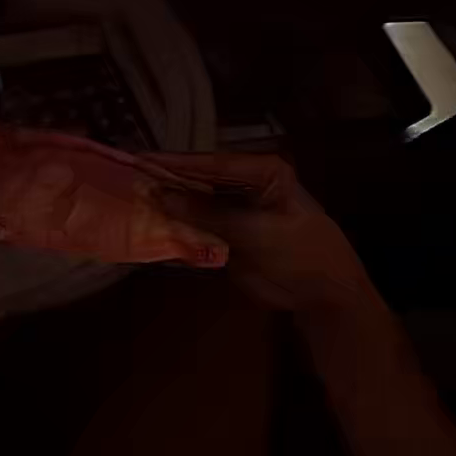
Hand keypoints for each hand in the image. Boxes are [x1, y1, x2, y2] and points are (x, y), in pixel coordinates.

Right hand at [149, 152, 375, 314]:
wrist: (324, 297)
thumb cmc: (303, 253)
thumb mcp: (257, 231)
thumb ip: (210, 214)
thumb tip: (163, 196)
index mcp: (262, 171)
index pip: (213, 163)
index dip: (177, 162)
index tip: (143, 159)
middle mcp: (244, 186)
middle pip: (199, 180)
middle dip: (167, 181)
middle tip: (131, 177)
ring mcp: (233, 211)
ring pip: (194, 204)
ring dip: (167, 205)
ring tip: (132, 199)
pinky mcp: (224, 236)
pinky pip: (195, 228)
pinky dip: (175, 229)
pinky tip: (149, 225)